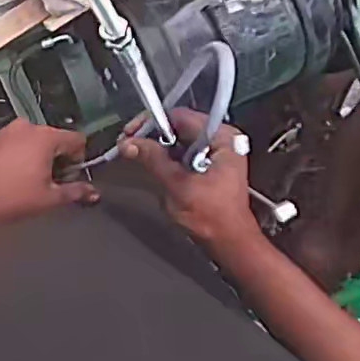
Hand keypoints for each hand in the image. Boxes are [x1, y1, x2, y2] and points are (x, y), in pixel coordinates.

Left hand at [0, 119, 97, 232]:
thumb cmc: (14, 199)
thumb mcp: (49, 198)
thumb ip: (75, 191)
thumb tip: (93, 192)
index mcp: (45, 136)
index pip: (76, 139)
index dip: (78, 159)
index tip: (68, 177)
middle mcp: (27, 126)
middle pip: (55, 138)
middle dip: (58, 158)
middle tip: (49, 182)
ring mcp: (7, 130)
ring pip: (34, 140)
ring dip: (38, 155)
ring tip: (30, 180)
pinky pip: (16, 142)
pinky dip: (20, 154)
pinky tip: (12, 175)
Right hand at [123, 108, 258, 245]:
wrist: (230, 243)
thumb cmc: (214, 218)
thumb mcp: (178, 185)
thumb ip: (153, 160)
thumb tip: (130, 143)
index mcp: (222, 139)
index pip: (180, 117)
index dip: (152, 123)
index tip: (131, 133)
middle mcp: (221, 140)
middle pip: (179, 126)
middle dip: (151, 135)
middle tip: (129, 144)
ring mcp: (216, 152)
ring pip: (178, 139)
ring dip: (157, 147)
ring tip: (136, 154)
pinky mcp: (209, 164)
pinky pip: (182, 152)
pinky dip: (166, 157)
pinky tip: (152, 164)